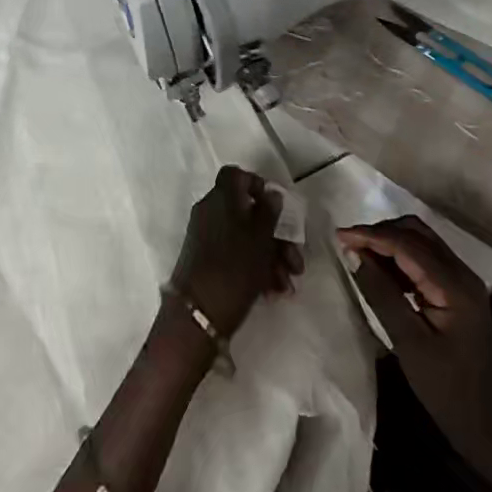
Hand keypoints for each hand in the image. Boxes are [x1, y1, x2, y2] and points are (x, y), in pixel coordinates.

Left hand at [171, 167, 304, 336]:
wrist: (196, 316)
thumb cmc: (234, 269)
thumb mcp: (260, 238)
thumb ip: (269, 211)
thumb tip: (271, 194)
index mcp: (221, 199)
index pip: (237, 175)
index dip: (258, 185)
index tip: (277, 207)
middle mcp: (211, 213)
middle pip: (248, 213)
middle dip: (277, 237)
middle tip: (295, 262)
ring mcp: (207, 238)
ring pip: (246, 238)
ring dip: (271, 258)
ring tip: (287, 286)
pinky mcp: (206, 262)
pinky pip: (236, 256)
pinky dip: (255, 269)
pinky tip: (273, 292)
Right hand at [339, 216, 491, 447]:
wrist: (483, 417)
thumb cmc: (444, 385)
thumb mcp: (408, 341)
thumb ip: (382, 294)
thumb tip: (356, 257)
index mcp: (454, 285)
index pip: (408, 245)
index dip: (372, 236)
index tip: (341, 235)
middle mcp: (462, 273)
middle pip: (418, 233)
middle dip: (381, 232)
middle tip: (349, 243)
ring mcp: (462, 280)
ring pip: (422, 242)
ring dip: (390, 241)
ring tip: (358, 252)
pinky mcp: (457, 289)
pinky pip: (425, 259)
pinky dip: (400, 256)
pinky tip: (379, 269)